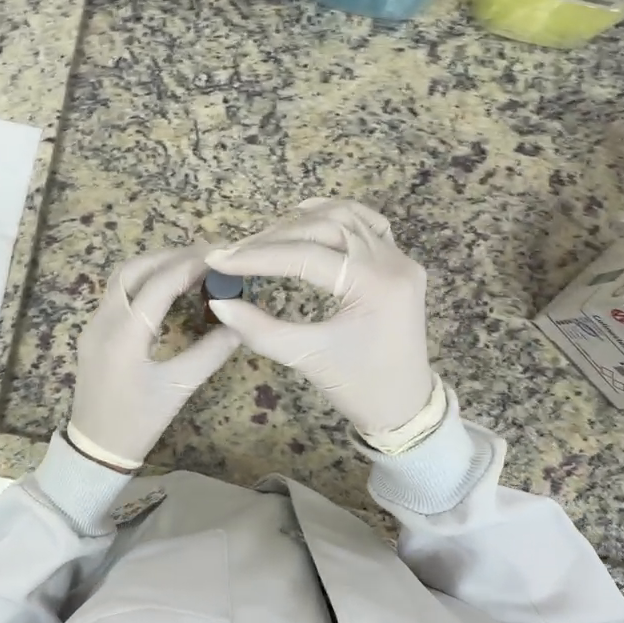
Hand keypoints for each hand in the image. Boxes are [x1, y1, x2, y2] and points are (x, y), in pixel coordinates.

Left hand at [67, 246, 241, 471]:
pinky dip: (142, 284)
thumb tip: (240, 325)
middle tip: (206, 256)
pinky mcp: (93, 334)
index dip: (190, 265)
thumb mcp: (178, 388)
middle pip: (134, 270)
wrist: (96, 449)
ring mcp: (93, 326)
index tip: (219, 255)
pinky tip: (166, 290)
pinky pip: (117, 296)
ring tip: (189, 267)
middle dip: (169, 256)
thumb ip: (210, 353)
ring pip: (121, 280)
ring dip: (153, 267)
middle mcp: (103, 322)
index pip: (159, 283)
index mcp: (124, 335)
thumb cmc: (138, 422)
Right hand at [204, 199, 434, 447]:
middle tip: (235, 252)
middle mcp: (393, 262)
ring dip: (302, 221)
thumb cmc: (358, 387)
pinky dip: (334, 216)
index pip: (306, 257)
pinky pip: (366, 223)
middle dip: (275, 236)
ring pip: (346, 217)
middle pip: (326, 227)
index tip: (219, 259)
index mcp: (376, 285)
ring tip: (262, 236)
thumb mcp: (306, 358)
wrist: (404, 406)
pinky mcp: (397, 263)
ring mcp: (400, 258)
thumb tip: (219, 302)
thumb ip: (259, 329)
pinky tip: (305, 217)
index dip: (258, 256)